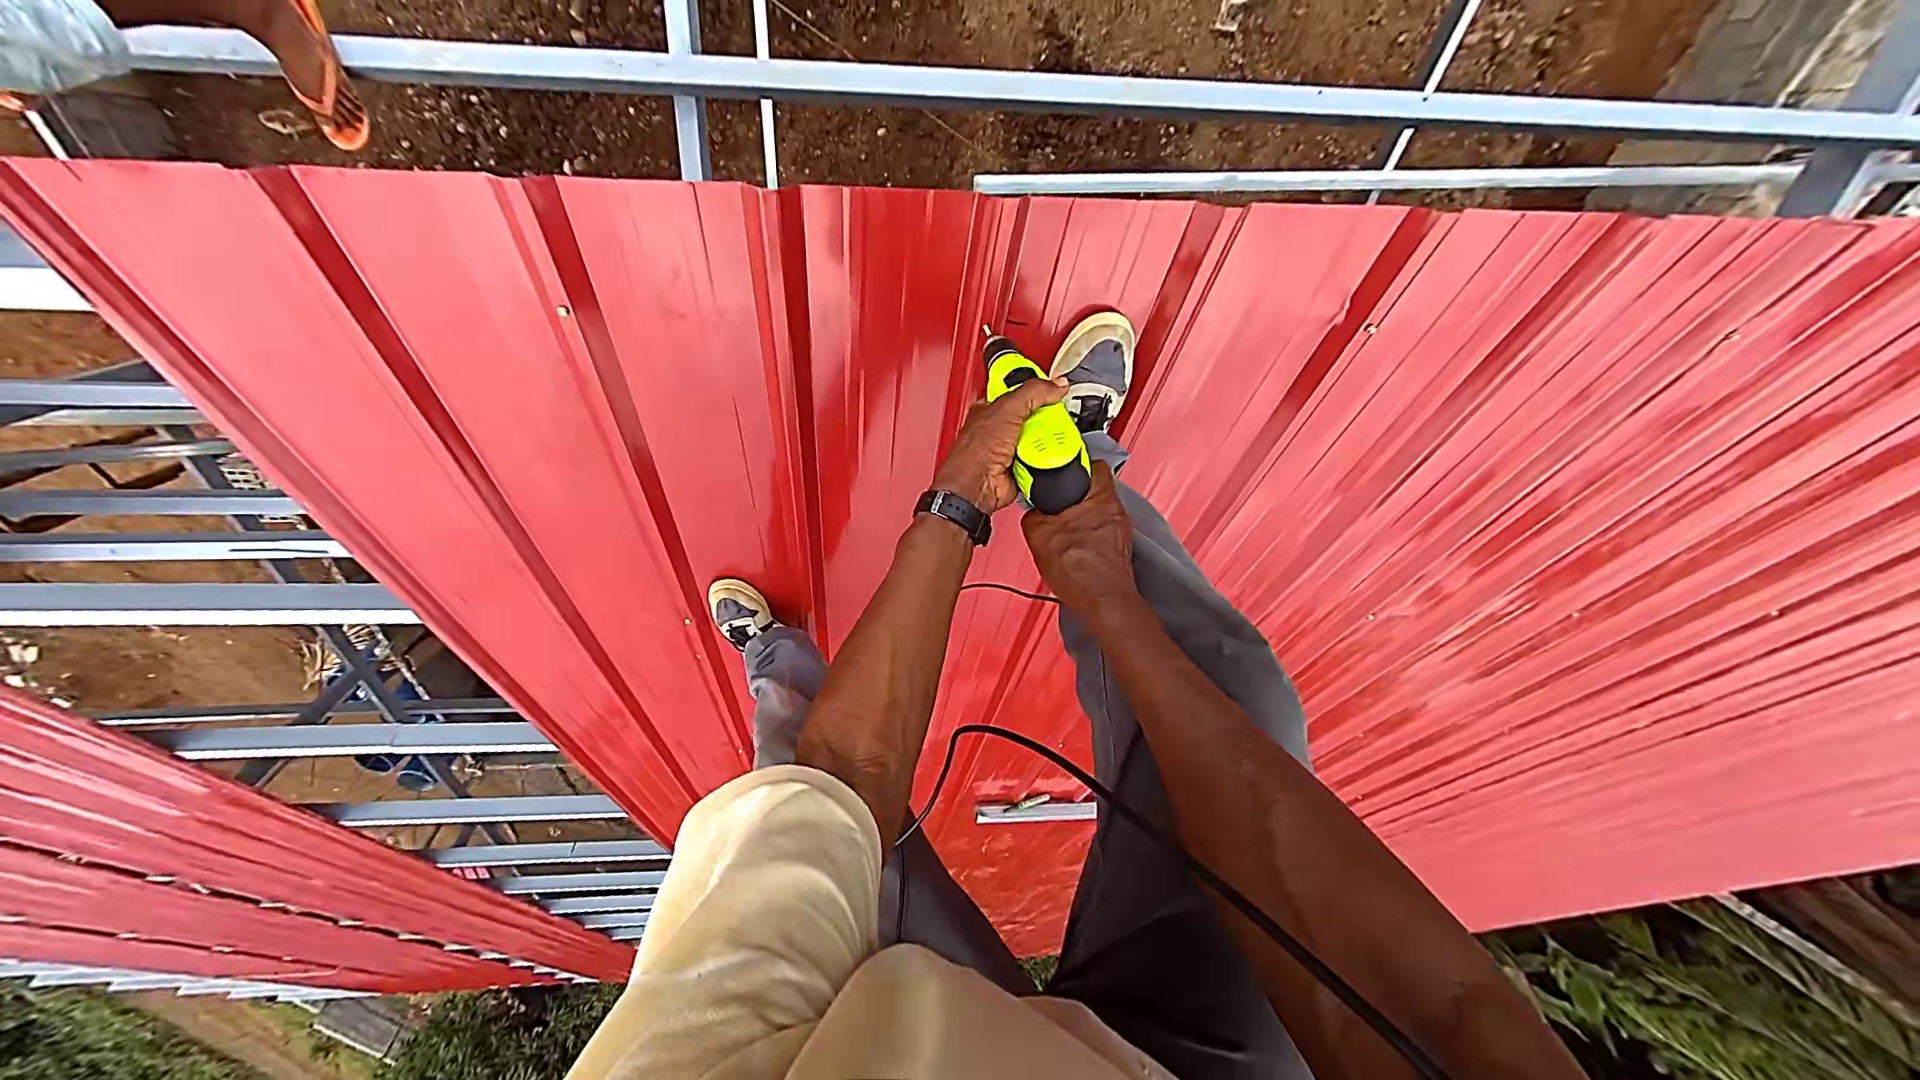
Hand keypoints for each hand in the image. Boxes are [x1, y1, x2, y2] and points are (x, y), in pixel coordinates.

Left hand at [930, 376, 1068, 512]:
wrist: (976, 487)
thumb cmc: (975, 452)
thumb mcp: (1007, 409)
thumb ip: (1033, 392)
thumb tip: (1057, 384)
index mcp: (992, 408)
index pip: (1019, 390)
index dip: (1036, 388)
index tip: (1053, 387)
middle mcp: (1001, 428)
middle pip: (1034, 415)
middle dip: (1047, 417)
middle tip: (1052, 418)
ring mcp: (1011, 449)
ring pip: (1041, 438)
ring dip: (1047, 440)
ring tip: (1046, 440)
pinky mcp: (1021, 467)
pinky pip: (1043, 458)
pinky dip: (1047, 458)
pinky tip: (1043, 456)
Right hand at [1021, 461, 1137, 615]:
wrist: (1101, 603)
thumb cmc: (1082, 572)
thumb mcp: (1040, 536)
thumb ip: (1033, 517)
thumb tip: (1032, 514)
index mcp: (1103, 499)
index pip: (1095, 464)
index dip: (1077, 462)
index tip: (1064, 466)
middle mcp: (1117, 513)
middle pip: (1095, 491)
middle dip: (1075, 496)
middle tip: (1057, 503)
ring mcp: (1120, 534)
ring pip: (1097, 515)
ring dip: (1080, 520)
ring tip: (1062, 531)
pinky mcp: (1118, 553)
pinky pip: (1100, 536)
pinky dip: (1086, 540)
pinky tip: (1071, 551)